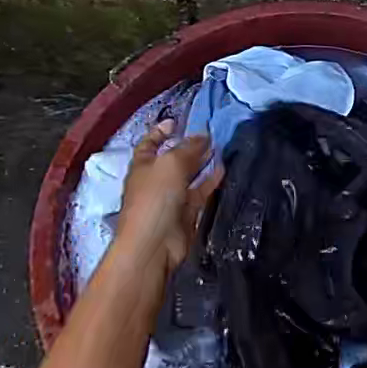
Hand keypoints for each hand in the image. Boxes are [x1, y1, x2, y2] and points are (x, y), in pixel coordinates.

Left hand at [116, 117, 222, 273]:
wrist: (154, 245)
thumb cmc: (155, 197)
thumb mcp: (171, 163)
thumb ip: (188, 148)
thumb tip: (203, 136)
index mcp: (143, 165)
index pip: (150, 142)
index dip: (161, 131)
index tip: (178, 122)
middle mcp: (155, 180)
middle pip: (173, 158)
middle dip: (189, 146)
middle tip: (210, 134)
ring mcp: (170, 198)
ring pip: (188, 175)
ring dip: (202, 162)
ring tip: (220, 148)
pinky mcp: (185, 214)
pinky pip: (199, 193)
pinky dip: (210, 181)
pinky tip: (223, 170)